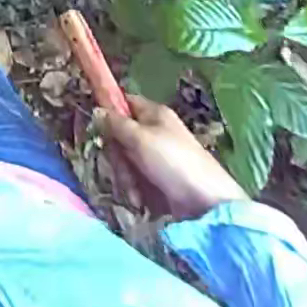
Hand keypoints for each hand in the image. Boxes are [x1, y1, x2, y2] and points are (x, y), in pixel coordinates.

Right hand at [99, 93, 245, 219]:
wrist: (209, 205)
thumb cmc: (173, 162)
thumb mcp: (140, 138)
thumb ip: (116, 124)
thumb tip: (97, 110)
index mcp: (154, 114)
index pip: (124, 102)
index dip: (110, 111)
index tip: (99, 128)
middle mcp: (156, 132)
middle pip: (122, 134)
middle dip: (118, 155)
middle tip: (121, 167)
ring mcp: (159, 156)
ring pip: (128, 159)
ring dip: (126, 176)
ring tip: (134, 191)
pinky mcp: (162, 179)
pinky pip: (138, 177)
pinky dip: (136, 188)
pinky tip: (140, 200)